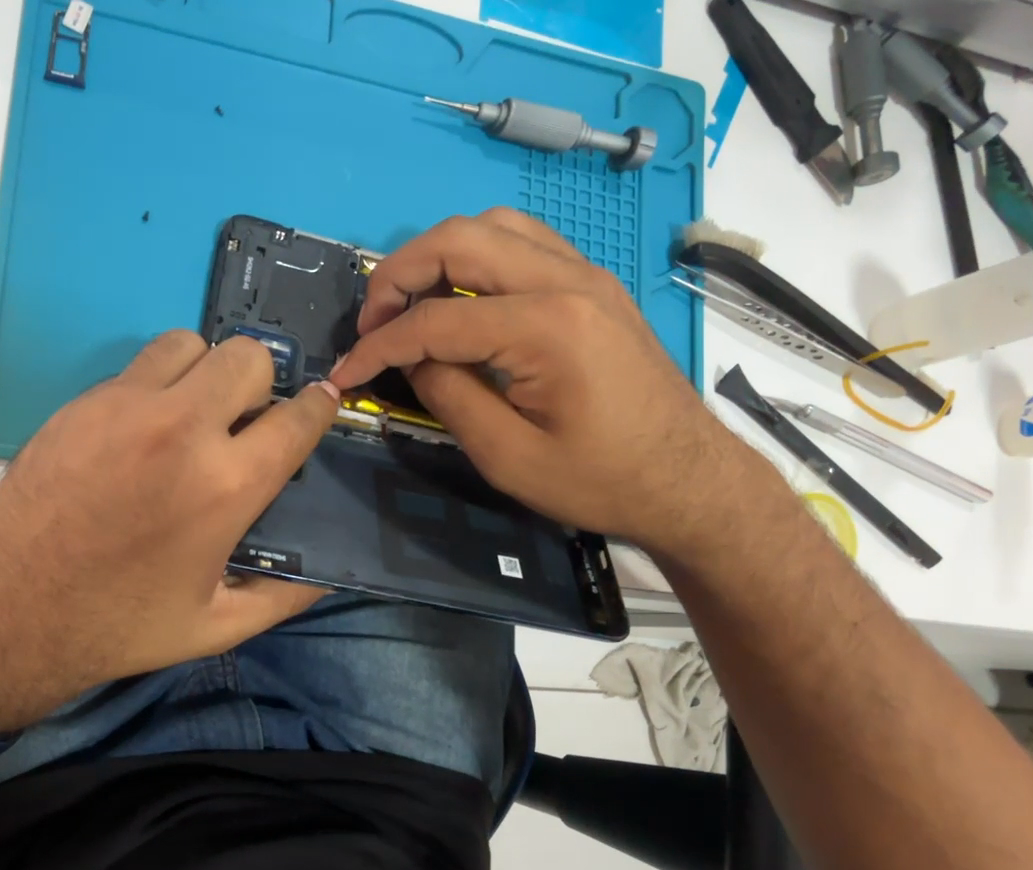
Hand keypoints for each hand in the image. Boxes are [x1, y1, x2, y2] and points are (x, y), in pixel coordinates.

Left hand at [0, 330, 340, 735]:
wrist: (11, 612)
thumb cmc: (119, 626)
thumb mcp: (217, 628)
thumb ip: (285, 596)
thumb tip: (328, 573)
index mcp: (226, 485)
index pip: (298, 417)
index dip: (319, 409)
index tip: (318, 410)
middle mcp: (182, 428)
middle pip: (248, 358)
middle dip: (260, 386)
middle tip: (242, 425)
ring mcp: (125, 408)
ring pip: (189, 345)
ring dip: (204, 373)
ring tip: (192, 416)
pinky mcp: (82, 405)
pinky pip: (136, 367)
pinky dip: (155, 386)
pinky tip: (141, 432)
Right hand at [331, 209, 768, 555]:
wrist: (687, 480)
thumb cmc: (599, 480)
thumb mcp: (507, 456)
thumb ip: (449, 396)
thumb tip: (410, 359)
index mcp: (546, 327)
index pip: (435, 319)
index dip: (378, 345)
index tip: (344, 373)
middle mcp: (567, 281)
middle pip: (460, 239)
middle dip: (399, 275)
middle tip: (372, 323)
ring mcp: (586, 275)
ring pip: (493, 226)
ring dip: (438, 256)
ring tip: (410, 306)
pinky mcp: (594, 285)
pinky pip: (523, 244)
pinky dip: (477, 258)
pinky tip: (460, 299)